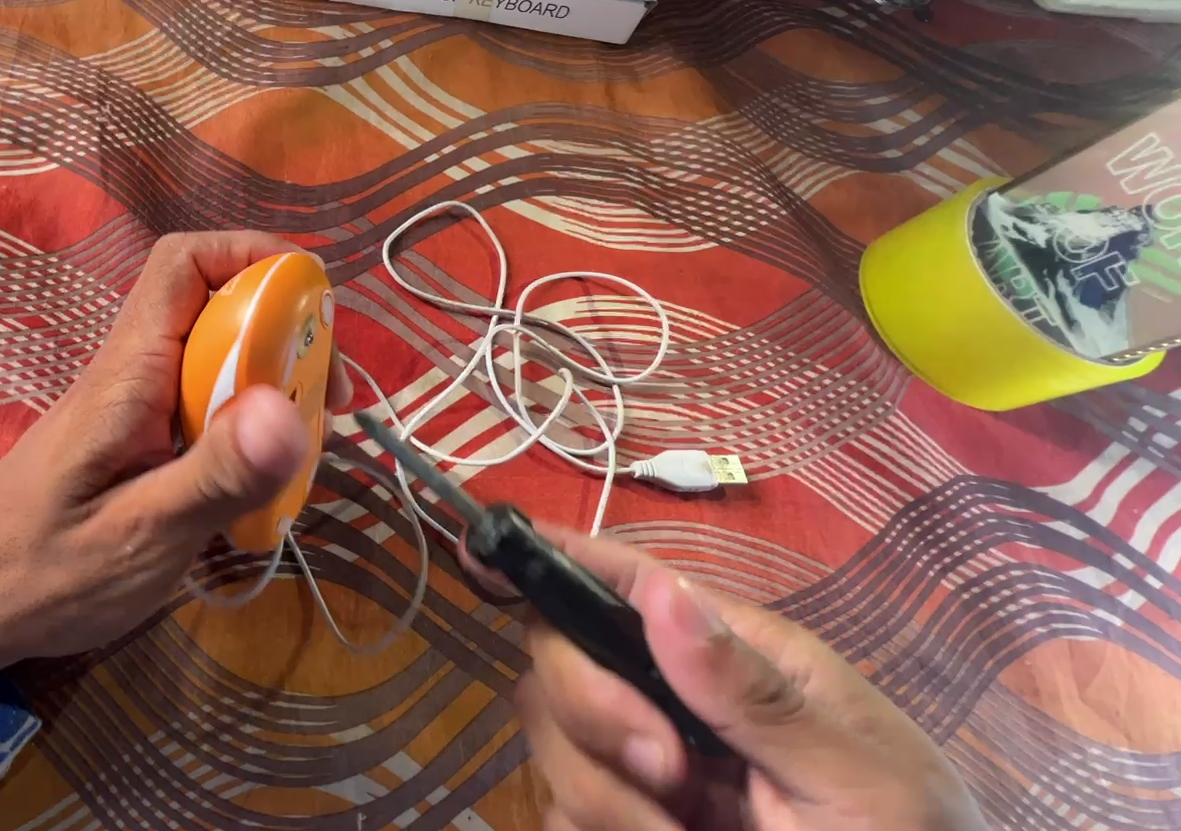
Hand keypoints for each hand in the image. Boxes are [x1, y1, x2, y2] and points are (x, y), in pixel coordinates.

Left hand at [0, 232, 352, 688]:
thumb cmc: (40, 573)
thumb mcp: (140, 536)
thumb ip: (215, 475)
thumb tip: (291, 410)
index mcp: (129, 371)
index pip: (184, 263)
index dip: (253, 256)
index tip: (315, 307)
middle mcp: (133, 372)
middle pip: (215, 307)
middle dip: (283, 334)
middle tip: (327, 402)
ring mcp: (134, 406)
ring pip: (217, 359)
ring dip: (271, 384)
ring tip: (305, 445)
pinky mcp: (136, 440)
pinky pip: (205, 405)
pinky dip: (247, 426)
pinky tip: (260, 480)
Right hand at [506, 528, 987, 830]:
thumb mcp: (864, 787)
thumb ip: (758, 694)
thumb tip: (662, 590)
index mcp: (723, 651)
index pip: (618, 576)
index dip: (549, 553)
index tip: (483, 544)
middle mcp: (663, 686)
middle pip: (556, 646)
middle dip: (589, 705)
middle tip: (664, 771)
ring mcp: (634, 754)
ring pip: (545, 727)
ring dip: (600, 789)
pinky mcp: (614, 814)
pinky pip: (554, 802)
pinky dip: (590, 824)